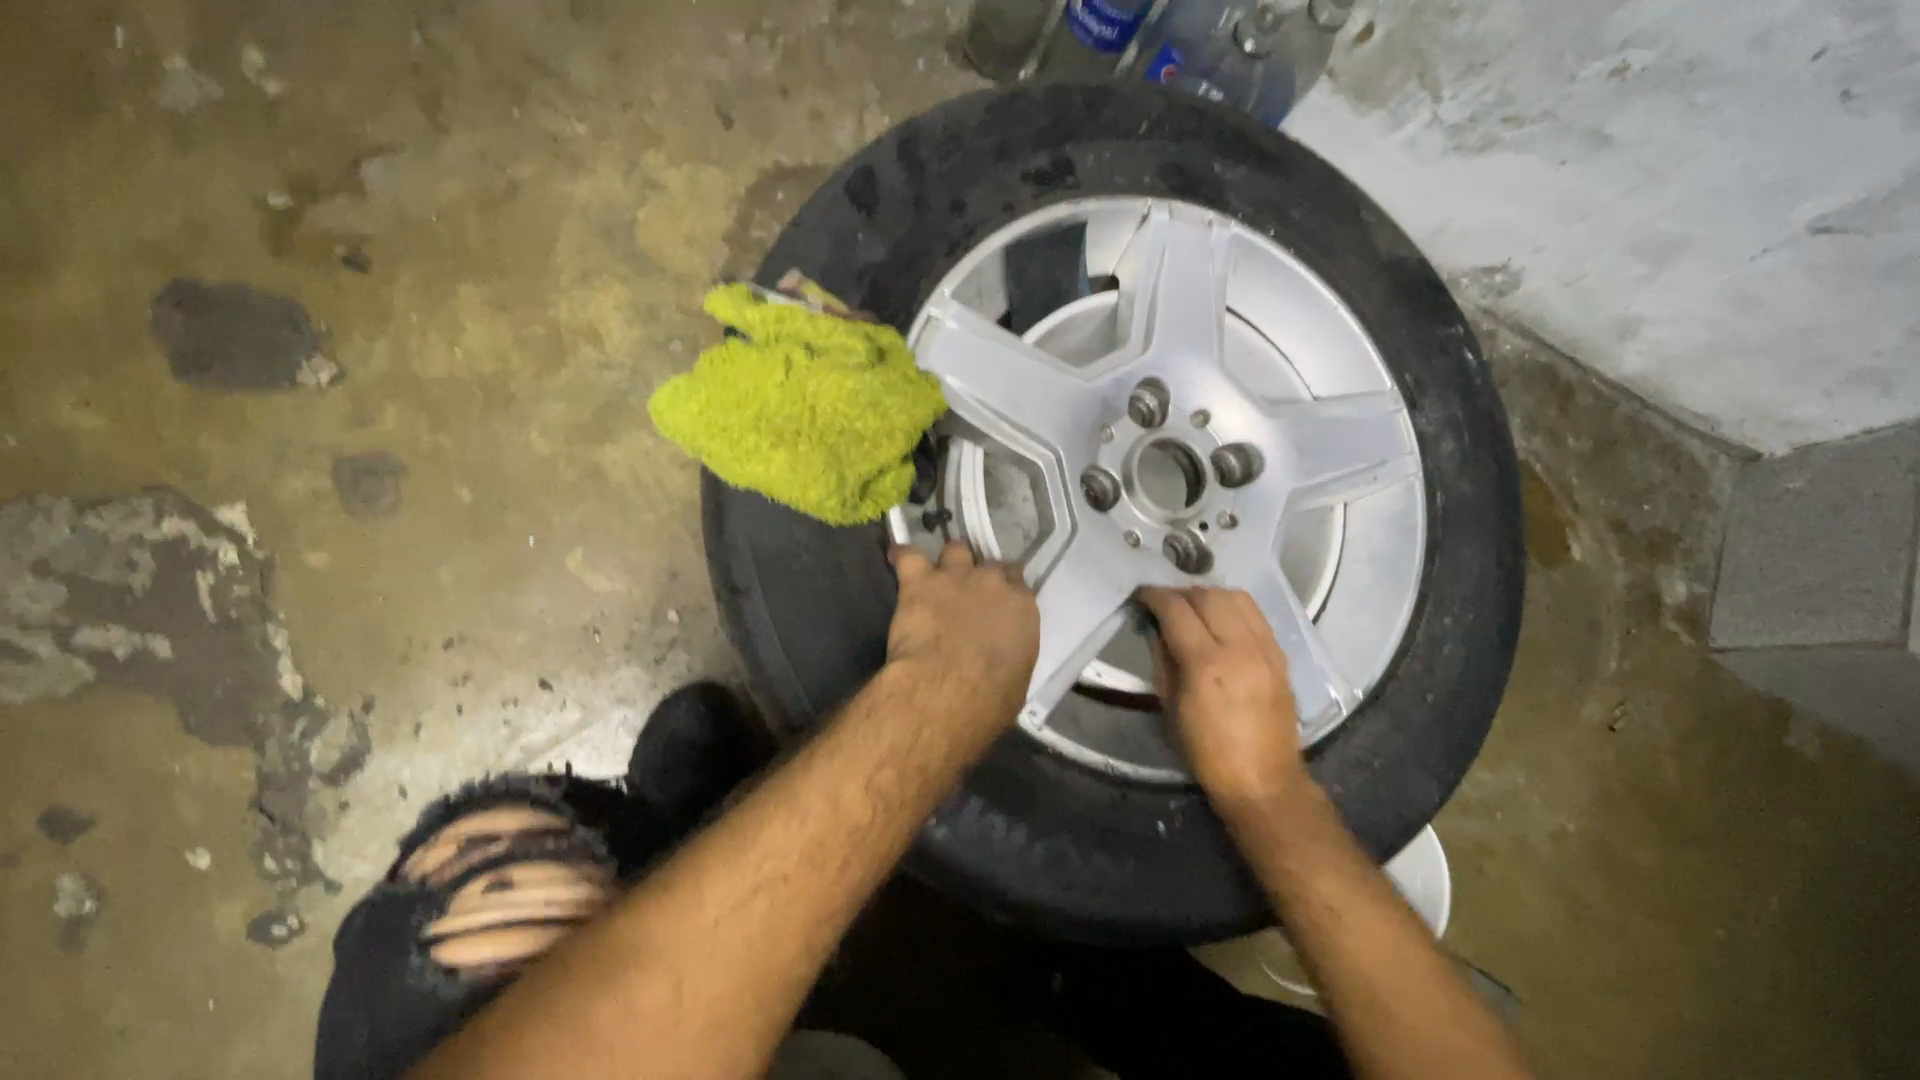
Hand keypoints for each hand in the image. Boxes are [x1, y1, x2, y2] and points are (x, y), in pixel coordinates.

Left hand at [887, 542, 1039, 714]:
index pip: (1018, 584)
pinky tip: (897, 557)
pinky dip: (902, 556)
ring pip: (955, 550)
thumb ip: (1011, 657)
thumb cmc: (990, 699)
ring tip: (936, 572)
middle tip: (968, 590)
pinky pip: (908, 555)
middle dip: (980, 574)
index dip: (1007, 589)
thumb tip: (1002, 661)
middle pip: (989, 564)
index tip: (998, 600)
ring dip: (948, 560)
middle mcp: (992, 582)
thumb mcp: (1016, 681)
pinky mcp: (920, 582)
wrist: (948, 690)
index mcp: (1022, 608)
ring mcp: (955, 577)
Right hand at [1141, 586, 1309, 804]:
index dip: (1155, 596)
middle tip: (1165, 603)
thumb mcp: (1170, 707)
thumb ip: (1163, 659)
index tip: (1142, 596)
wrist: (1263, 780)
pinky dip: (1233, 608)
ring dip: (1209, 595)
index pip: (1177, 610)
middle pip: (1208, 595)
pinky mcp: (1281, 655)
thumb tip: (1155, 628)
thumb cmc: (1207, 752)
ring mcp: (1266, 649)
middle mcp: (1240, 648)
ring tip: (1194, 608)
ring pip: (1236, 597)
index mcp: (1207, 665)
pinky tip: (1221, 621)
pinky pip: (1256, 614)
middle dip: (1181, 593)